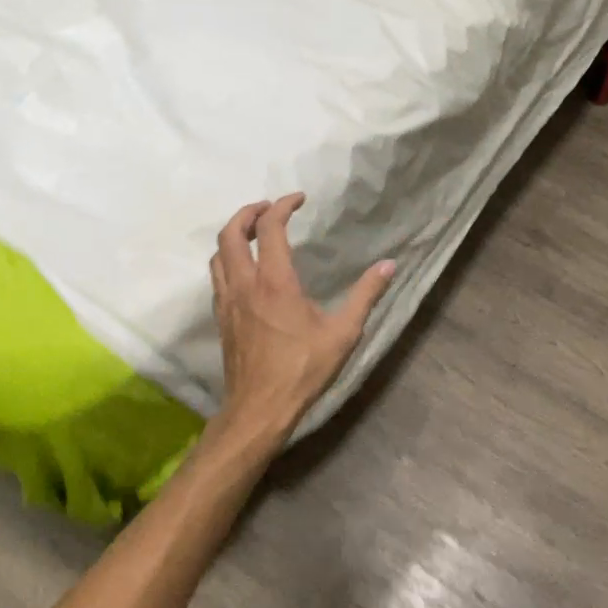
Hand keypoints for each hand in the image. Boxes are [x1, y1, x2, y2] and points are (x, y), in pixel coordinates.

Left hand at [208, 193, 394, 439]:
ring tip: (256, 233)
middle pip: (230, 233)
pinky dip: (229, 259)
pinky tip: (247, 270)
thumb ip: (365, 296)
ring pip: (218, 254)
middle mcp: (244, 284)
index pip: (270, 228)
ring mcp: (227, 302)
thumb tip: (389, 266)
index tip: (299, 199)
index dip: (283, 206)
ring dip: (234, 235)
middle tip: (270, 208)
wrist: (260, 408)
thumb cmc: (303, 369)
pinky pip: (218, 276)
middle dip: (248, 213)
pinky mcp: (222, 318)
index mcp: (274, 282)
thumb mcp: (344, 333)